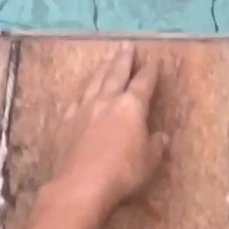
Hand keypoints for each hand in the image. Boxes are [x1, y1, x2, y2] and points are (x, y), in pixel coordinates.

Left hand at [44, 42, 169, 221]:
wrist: (81, 184)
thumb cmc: (123, 172)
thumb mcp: (149, 161)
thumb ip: (155, 146)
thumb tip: (162, 136)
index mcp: (131, 106)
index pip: (143, 83)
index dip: (150, 71)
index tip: (154, 60)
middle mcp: (107, 100)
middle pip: (116, 73)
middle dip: (123, 59)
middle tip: (126, 44)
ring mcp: (84, 109)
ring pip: (94, 81)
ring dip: (101, 68)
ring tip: (106, 59)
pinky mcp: (66, 122)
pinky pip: (75, 99)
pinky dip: (81, 92)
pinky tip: (81, 91)